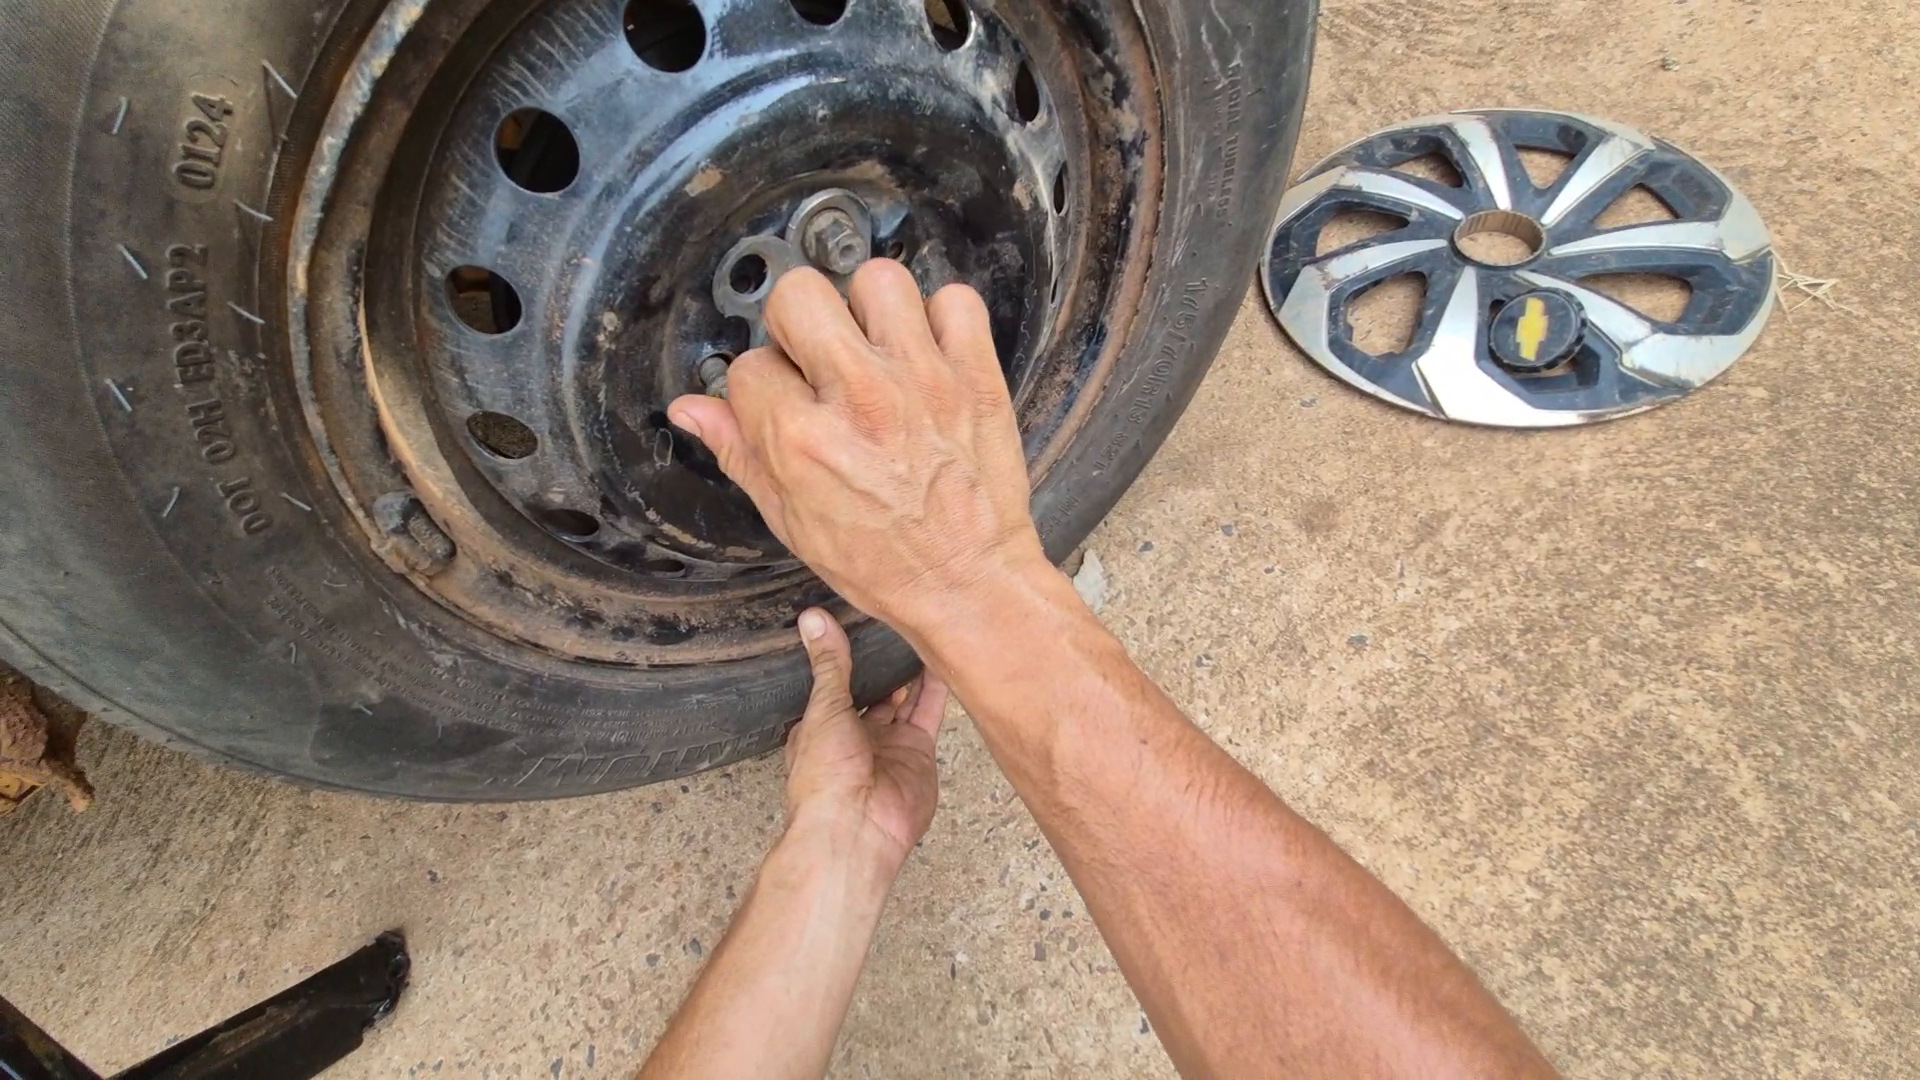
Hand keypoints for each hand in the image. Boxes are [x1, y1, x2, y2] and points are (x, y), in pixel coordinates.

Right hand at [667, 261, 1047, 634]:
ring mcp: (924, 382)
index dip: (761, 385)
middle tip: (821, 361)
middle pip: (800, 295)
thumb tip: (691, 409)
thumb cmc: (885, 564)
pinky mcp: (977, 379)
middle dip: (799, 324)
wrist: (969, 582)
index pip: (749, 365)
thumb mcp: (793, 521)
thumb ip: (741, 454)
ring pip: (879, 280)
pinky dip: (943, 319)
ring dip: (870, 311)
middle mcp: (860, 399)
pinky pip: (957, 302)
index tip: (784, 403)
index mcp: (803, 442)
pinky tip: (929, 354)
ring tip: (878, 352)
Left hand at [783, 608, 949, 868]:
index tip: (858, 623)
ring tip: (923, 632)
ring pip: (906, 698)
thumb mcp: (823, 707)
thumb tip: (813, 619)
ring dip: (913, 670)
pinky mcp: (920, 752)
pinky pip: (929, 713)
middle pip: (876, 691)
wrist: (855, 827)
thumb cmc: (824, 777)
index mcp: (824, 728)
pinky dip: (937, 687)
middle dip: (885, 665)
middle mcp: (858, 736)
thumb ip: (829, 663)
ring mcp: (890, 745)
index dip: (848, 659)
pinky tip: (943, 658)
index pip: (837, 685)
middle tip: (897, 623)